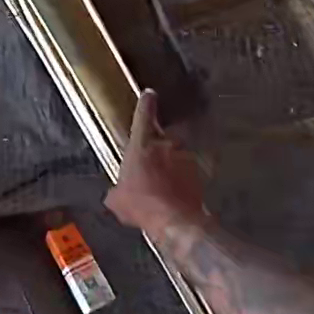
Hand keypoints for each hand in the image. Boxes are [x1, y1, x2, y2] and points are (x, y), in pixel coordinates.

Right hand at [105, 90, 209, 238]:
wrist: (175, 220)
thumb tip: (113, 195)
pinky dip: (184, 181)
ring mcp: (184, 158)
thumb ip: (116, 191)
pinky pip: (188, 173)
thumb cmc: (142, 205)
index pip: (143, 116)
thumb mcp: (117, 200)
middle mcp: (165, 146)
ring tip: (164, 189)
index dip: (145, 103)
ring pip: (177, 158)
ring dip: (172, 169)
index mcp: (141, 146)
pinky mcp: (199, 172)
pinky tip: (176, 197)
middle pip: (162, 140)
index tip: (149, 94)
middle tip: (151, 172)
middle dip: (158, 153)